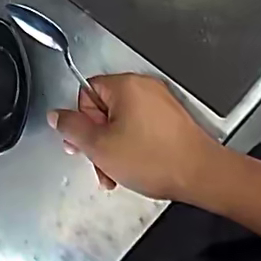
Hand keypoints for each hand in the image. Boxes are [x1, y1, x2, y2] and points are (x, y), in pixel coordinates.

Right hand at [49, 73, 227, 203]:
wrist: (202, 176)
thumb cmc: (157, 159)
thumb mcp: (99, 147)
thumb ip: (71, 128)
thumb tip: (58, 116)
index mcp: (125, 85)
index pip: (86, 92)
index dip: (82, 120)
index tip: (86, 142)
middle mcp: (145, 87)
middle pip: (103, 108)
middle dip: (98, 138)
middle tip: (100, 160)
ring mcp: (161, 103)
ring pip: (121, 121)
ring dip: (114, 146)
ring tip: (119, 170)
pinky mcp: (171, 120)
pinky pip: (141, 127)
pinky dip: (134, 145)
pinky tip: (137, 166)